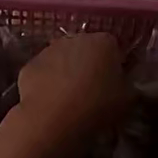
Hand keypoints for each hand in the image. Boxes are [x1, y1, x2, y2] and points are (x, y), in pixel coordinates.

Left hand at [16, 33, 130, 142]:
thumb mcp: (127, 100)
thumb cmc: (98, 107)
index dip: (113, 66)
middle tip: (90, 92)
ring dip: (65, 73)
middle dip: (87, 65)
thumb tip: (125, 83)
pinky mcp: (29, 65)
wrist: (54, 119)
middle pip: (85, 49)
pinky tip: (49, 103)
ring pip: (61, 59)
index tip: (112, 84)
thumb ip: (128, 85)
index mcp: (104, 42)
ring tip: (67, 100)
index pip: (113, 48)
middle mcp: (75, 38)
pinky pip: (42, 73)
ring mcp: (48, 50)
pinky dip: (45, 83)